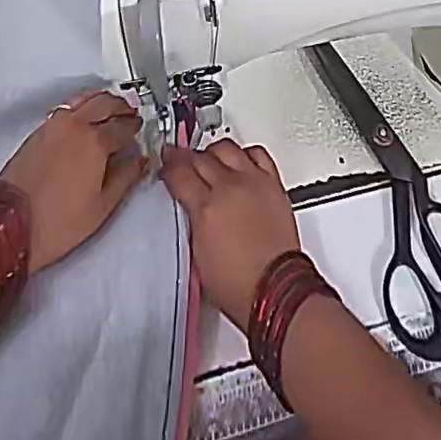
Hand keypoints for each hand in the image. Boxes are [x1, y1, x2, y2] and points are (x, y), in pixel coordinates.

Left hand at [0, 90, 146, 270]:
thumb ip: (125, 177)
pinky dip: (82, 103)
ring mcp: (54, 126)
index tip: (140, 132)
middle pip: (106, 103)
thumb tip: (139, 162)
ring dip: (103, 99)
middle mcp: (75, 127)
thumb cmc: (52, 222)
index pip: (124, 126)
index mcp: (95, 142)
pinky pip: (67, 105)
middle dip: (123, 107)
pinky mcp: (39, 131)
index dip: (136, 129)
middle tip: (131, 115)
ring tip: (111, 108)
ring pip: (85, 98)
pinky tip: (84, 114)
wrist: (9, 227)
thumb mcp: (101, 207)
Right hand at [161, 139, 299, 327]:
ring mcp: (253, 183)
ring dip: (213, 152)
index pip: (179, 173)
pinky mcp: (273, 184)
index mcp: (206, 208)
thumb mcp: (197, 255)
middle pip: (200, 157)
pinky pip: (258, 154)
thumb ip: (191, 221)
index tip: (166, 165)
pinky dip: (245, 154)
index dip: (168, 166)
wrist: (275, 290)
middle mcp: (229, 189)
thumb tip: (188, 205)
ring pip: (227, 149)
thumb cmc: (239, 284)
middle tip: (180, 160)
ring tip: (209, 159)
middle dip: (185, 157)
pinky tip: (241, 160)